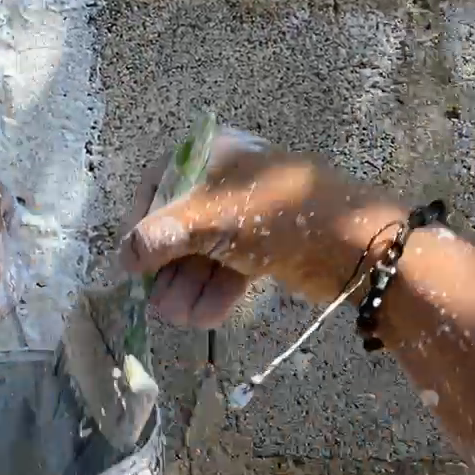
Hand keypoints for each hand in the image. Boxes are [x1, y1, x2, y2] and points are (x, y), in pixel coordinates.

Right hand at [117, 131, 402, 327]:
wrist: (353, 243)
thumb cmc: (272, 214)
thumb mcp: (206, 221)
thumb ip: (157, 237)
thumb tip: (121, 258)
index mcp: (210, 154)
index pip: (157, 186)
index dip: (141, 223)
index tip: (131, 260)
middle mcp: (226, 180)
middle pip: (180, 225)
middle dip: (168, 268)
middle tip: (155, 303)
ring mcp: (247, 214)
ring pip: (204, 251)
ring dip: (188, 286)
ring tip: (178, 319)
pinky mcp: (265, 245)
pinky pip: (229, 266)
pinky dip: (216, 290)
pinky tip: (204, 318)